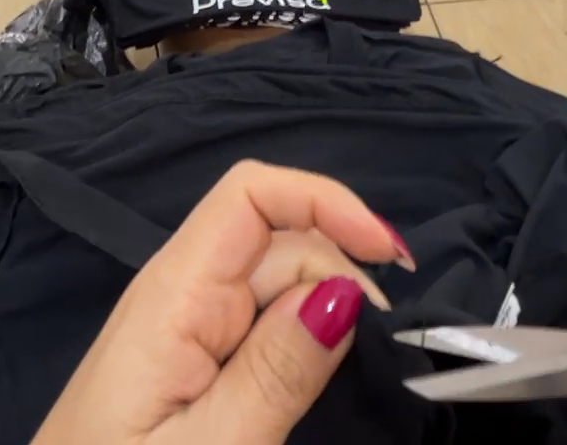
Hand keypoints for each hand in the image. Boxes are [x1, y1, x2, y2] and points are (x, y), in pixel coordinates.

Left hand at [31, 160, 413, 444]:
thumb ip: (276, 371)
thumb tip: (347, 291)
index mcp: (176, 289)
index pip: (249, 195)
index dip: (323, 200)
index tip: (391, 254)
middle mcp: (182, 282)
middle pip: (275, 234)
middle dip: (340, 266)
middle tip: (382, 346)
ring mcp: (188, 310)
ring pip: (276, 271)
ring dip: (328, 300)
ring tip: (358, 364)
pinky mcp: (195, 341)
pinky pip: (260, 310)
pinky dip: (304, 326)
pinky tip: (320, 364)